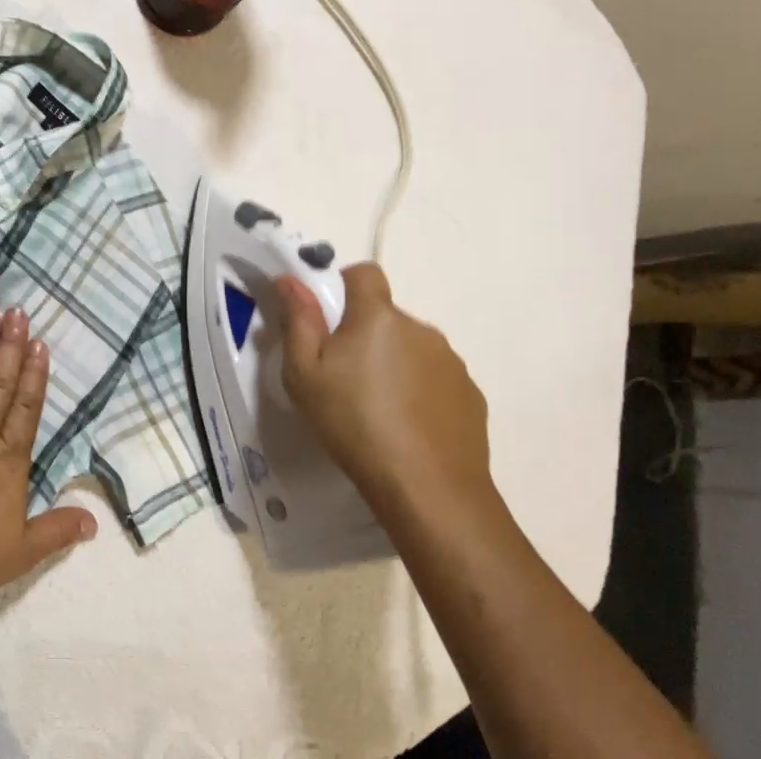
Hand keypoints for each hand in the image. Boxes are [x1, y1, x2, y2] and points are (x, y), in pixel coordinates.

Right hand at [275, 264, 492, 510]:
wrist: (427, 487)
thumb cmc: (353, 423)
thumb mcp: (304, 374)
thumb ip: (298, 321)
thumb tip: (290, 279)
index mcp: (378, 317)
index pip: (364, 273)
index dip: (343, 286)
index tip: (326, 320)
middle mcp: (421, 329)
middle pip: (385, 316)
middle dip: (363, 334)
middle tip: (339, 376)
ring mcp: (451, 362)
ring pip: (410, 348)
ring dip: (391, 363)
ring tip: (373, 408)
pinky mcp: (470, 395)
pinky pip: (434, 379)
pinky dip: (417, 391)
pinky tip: (404, 426)